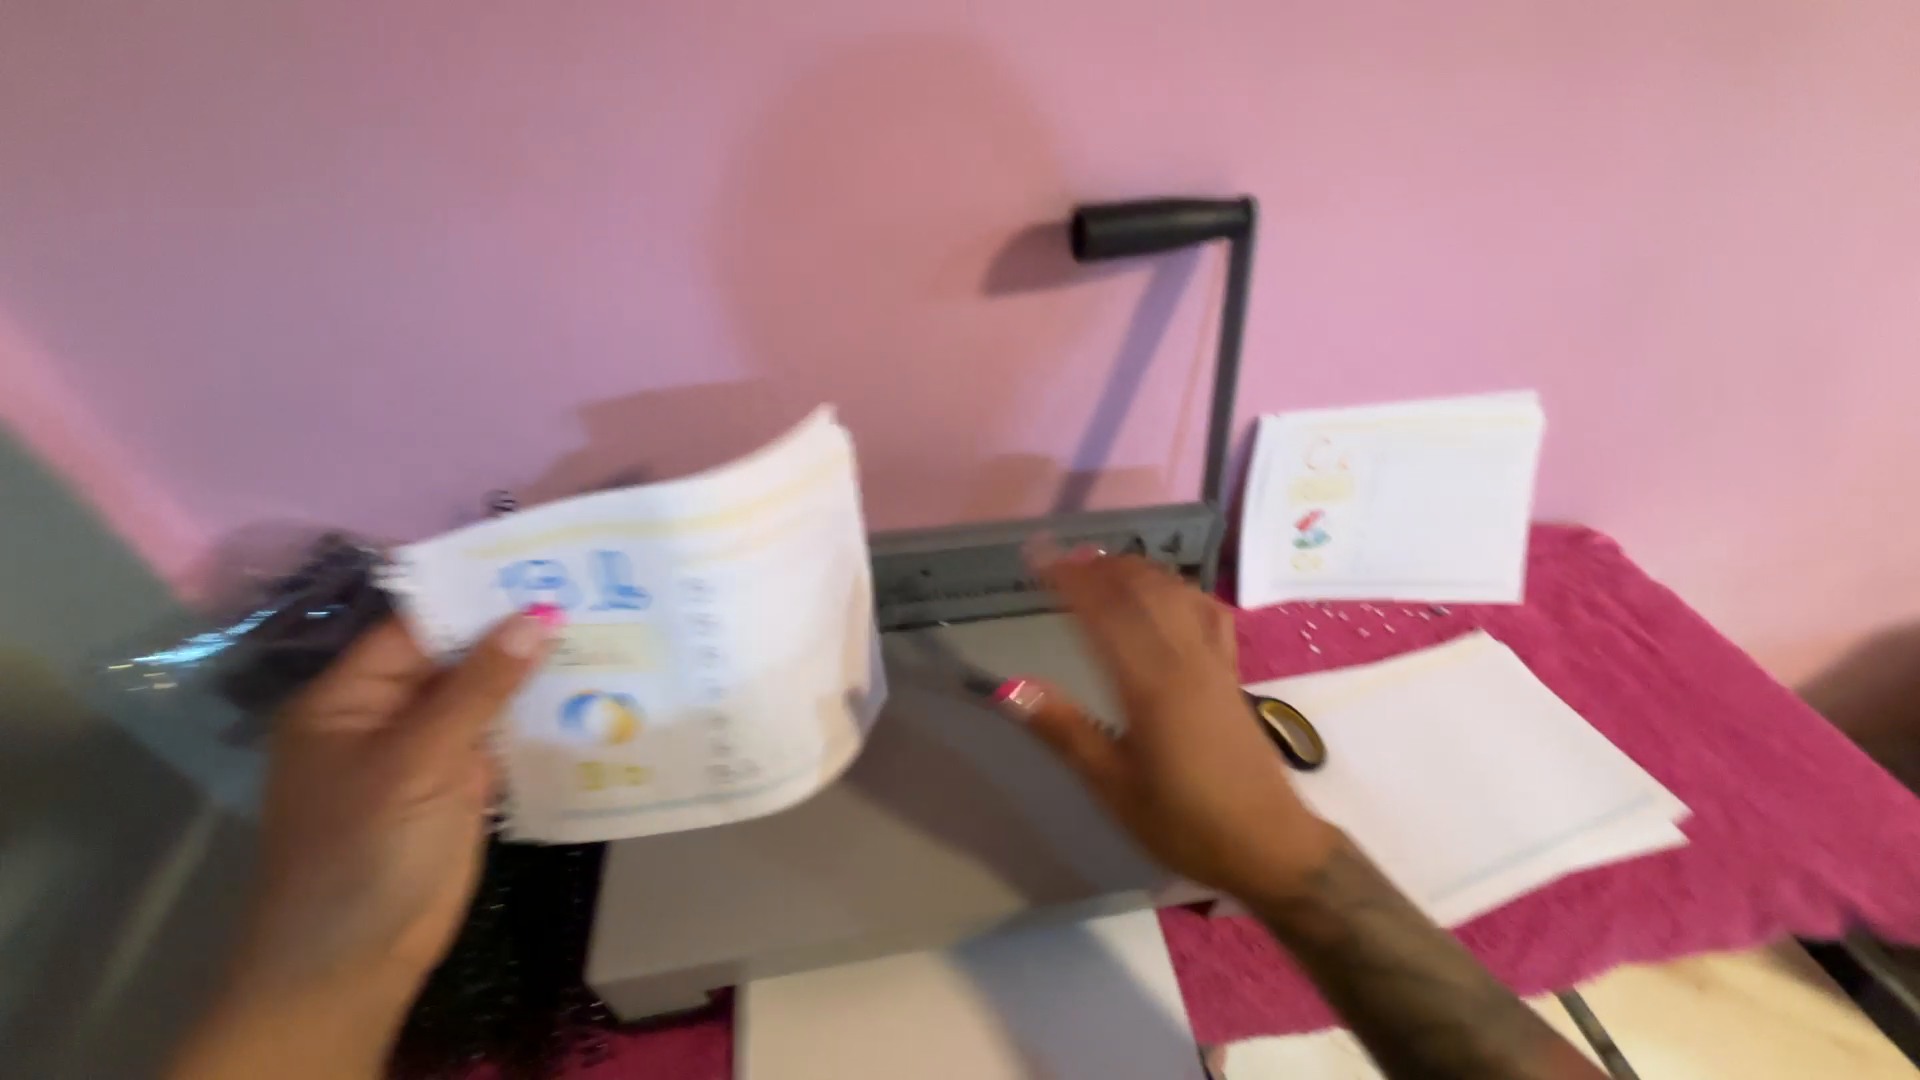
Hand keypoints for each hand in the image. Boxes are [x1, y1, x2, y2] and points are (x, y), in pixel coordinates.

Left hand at [170, 609, 556, 1079]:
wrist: (358, 960)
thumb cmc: (366, 849)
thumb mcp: (419, 759)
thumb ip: (481, 687)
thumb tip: (539, 616)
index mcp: (352, 698)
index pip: (418, 626)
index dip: (477, 595)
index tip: (543, 567)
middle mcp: (390, 713)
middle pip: (459, 656)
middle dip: (516, 630)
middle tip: (590, 593)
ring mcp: (431, 747)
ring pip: (489, 693)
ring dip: (536, 670)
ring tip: (605, 629)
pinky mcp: (464, 779)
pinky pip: (506, 731)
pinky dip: (541, 711)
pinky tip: (592, 687)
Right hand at [995, 545, 1337, 901]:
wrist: (1269, 845)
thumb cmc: (1185, 822)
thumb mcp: (1114, 786)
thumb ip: (1064, 730)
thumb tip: (1011, 687)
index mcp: (1149, 686)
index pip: (1102, 612)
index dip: (1068, 579)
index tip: (1037, 557)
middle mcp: (1184, 661)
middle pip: (1140, 590)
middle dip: (1099, 567)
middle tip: (1061, 558)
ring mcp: (1213, 662)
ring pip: (1175, 593)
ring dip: (1136, 571)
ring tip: (1102, 565)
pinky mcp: (1232, 672)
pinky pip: (1208, 612)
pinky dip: (1180, 589)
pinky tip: (1167, 592)